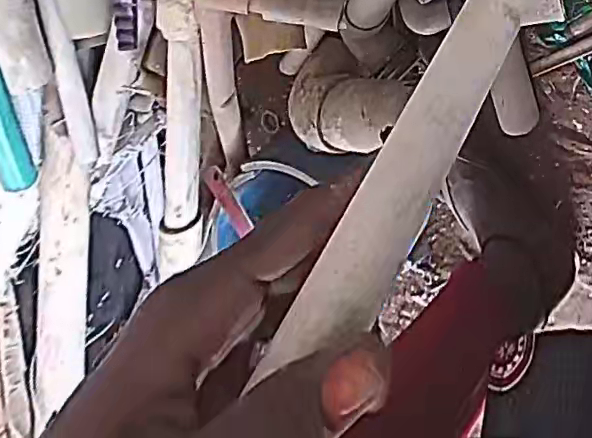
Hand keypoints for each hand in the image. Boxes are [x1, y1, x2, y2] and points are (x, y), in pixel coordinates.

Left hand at [46, 168, 387, 437]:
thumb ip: (284, 411)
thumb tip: (364, 363)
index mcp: (185, 308)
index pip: (294, 225)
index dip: (355, 197)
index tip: (405, 182)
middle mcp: (194, 316)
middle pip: (300, 269)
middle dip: (351, 288)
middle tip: (386, 330)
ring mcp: (198, 354)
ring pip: (293, 317)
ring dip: (332, 340)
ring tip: (349, 386)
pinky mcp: (202, 392)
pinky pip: (275, 357)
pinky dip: (308, 370)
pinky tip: (318, 404)